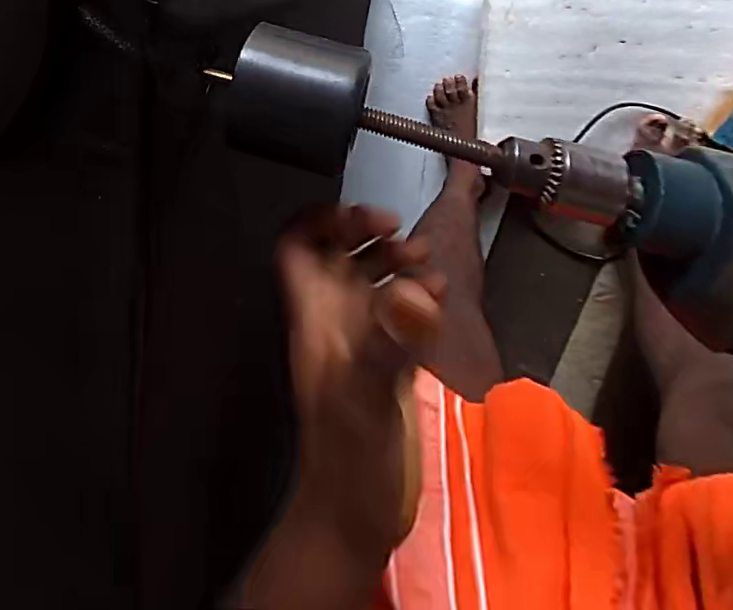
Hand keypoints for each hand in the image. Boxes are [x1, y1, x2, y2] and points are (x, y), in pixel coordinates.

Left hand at [237, 205, 444, 609]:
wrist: (358, 515)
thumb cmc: (348, 461)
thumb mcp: (364, 396)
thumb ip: (387, 344)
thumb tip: (412, 290)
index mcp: (313, 314)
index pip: (295, 246)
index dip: (317, 219)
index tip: (358, 216)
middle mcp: (332, 315)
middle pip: (336, 251)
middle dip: (363, 231)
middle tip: (396, 229)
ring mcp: (360, 333)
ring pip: (368, 275)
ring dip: (393, 258)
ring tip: (423, 256)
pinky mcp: (386, 354)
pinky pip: (397, 306)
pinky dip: (415, 290)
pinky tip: (436, 291)